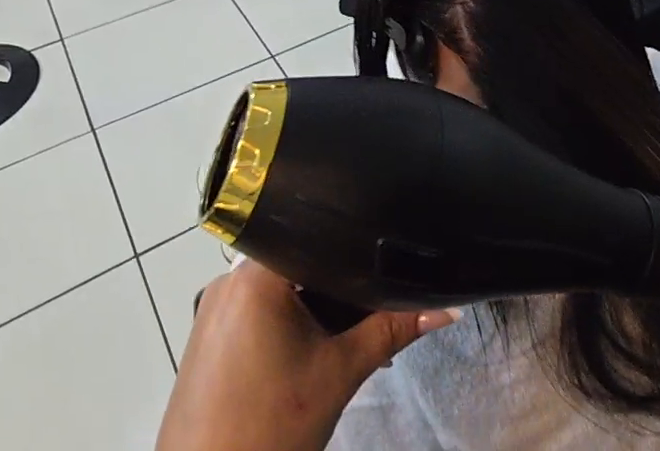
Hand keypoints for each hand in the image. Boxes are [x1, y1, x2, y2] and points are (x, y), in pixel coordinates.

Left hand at [156, 260, 458, 450]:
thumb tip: (448, 308)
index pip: (319, 237)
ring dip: (320, 302)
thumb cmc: (271, 422)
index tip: (395, 244)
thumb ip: (393, 328)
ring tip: (360, 319)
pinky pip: (263, 308)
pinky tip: (321, 341)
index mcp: (255, 274)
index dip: (359, 240)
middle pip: (303, 261)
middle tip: (387, 289)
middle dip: (344, 280)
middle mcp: (230, 279)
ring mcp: (215, 308)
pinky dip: (294, 318)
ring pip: (284, 286)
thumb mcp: (341, 372)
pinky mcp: (211, 336)